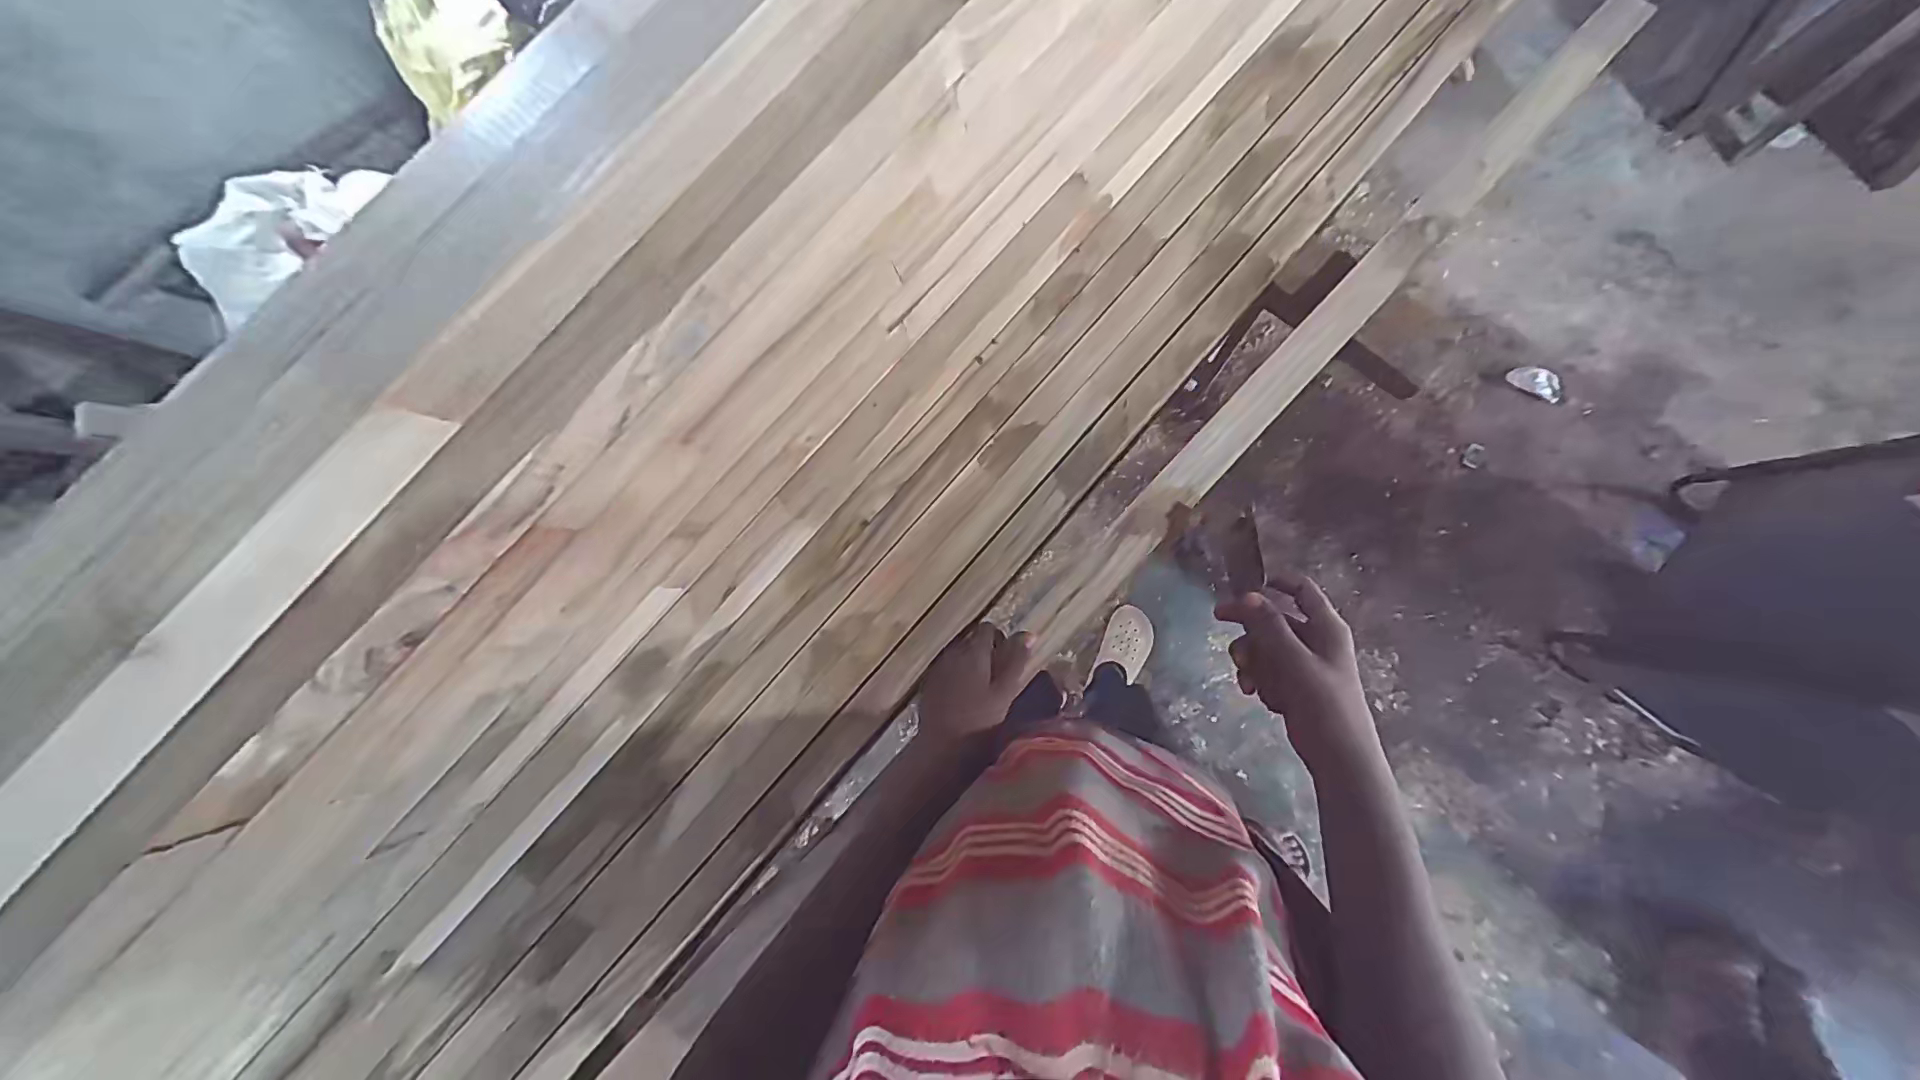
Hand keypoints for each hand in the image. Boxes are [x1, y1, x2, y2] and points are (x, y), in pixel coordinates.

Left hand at [917, 623, 1033, 742]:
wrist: (941, 748)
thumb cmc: (980, 721)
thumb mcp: (1006, 692)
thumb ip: (1016, 661)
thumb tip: (1028, 634)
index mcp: (973, 651)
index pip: (987, 628)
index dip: (1000, 640)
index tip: (1008, 662)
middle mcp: (952, 653)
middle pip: (972, 640)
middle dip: (986, 652)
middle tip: (999, 680)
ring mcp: (938, 668)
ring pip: (959, 656)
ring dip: (971, 665)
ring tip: (983, 692)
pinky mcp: (928, 684)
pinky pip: (947, 671)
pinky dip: (957, 677)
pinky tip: (964, 700)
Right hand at [1215, 575, 1381, 776]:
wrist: (1339, 758)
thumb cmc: (1325, 706)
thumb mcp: (1295, 663)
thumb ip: (1270, 628)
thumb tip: (1247, 596)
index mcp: (1326, 628)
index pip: (1302, 590)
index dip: (1276, 582)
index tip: (1244, 586)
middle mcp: (1315, 641)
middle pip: (1273, 619)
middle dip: (1250, 631)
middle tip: (1220, 625)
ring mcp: (1304, 664)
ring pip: (1264, 646)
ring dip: (1251, 660)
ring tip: (1249, 682)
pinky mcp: (1294, 685)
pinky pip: (1265, 670)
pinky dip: (1258, 679)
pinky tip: (1256, 695)